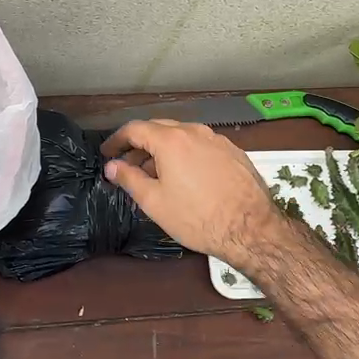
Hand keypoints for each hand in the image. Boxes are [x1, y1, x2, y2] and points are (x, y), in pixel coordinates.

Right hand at [99, 120, 284, 263]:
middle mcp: (195, 132)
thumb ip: (129, 178)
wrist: (250, 229)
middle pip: (159, 128)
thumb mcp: (154, 202)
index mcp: (171, 140)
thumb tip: (112, 166)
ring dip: (164, 150)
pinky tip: (186, 177)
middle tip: (128, 164)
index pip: (135, 129)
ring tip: (156, 174)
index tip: (107, 153)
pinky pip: (202, 146)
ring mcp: (218, 140)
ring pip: (183, 136)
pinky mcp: (234, 152)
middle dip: (139, 144)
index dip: (116, 140)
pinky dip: (186, 154)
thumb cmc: (197, 217)